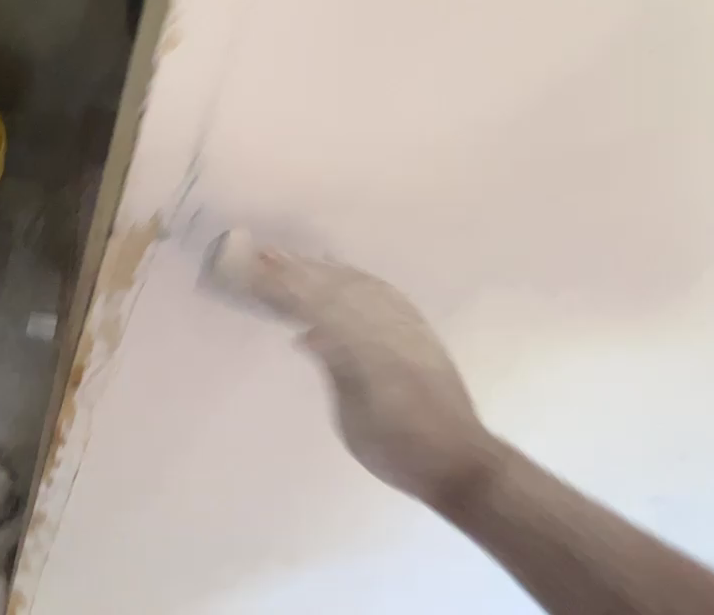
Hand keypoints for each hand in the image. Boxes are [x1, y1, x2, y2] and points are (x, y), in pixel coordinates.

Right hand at [229, 247, 501, 505]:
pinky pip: (377, 289)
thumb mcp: (353, 415)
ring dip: (319, 268)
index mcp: (365, 347)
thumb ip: (335, 368)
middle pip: (332, 288)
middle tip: (262, 253)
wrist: (460, 459)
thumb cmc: (397, 448)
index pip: (314, 306)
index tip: (253, 272)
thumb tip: (307, 334)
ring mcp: (404, 322)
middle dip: (296, 270)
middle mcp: (386, 325)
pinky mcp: (416, 326)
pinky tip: (335, 269)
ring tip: (289, 256)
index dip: (282, 288)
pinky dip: (351, 275)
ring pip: (354, 283)